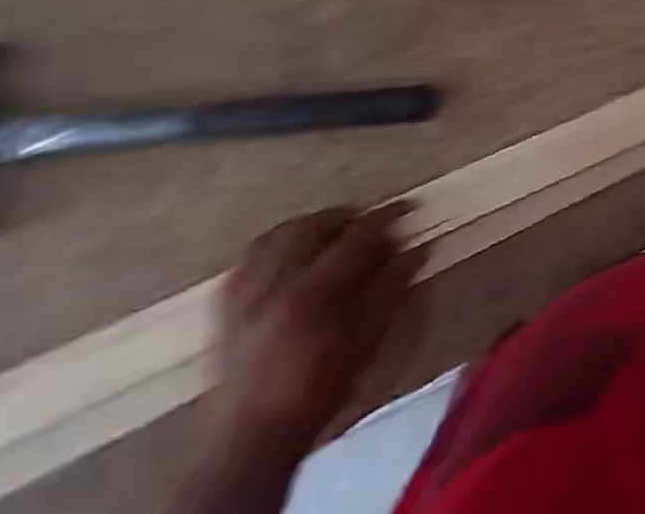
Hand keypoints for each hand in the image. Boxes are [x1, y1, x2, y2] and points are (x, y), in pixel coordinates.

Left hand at [213, 203, 427, 453]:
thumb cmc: (320, 391)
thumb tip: (419, 251)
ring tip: (331, 232)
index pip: (357, 236)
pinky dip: (272, 248)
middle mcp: (273, 285)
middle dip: (345, 216)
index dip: (386, 217)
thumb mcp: (368, 341)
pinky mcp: (225, 309)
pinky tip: (289, 256)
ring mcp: (245, 295)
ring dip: (308, 227)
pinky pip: (246, 261)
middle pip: (311, 226)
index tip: (407, 207)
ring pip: (275, 236)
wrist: (254, 438)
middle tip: (369, 220)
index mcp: (313, 293)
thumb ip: (392, 289)